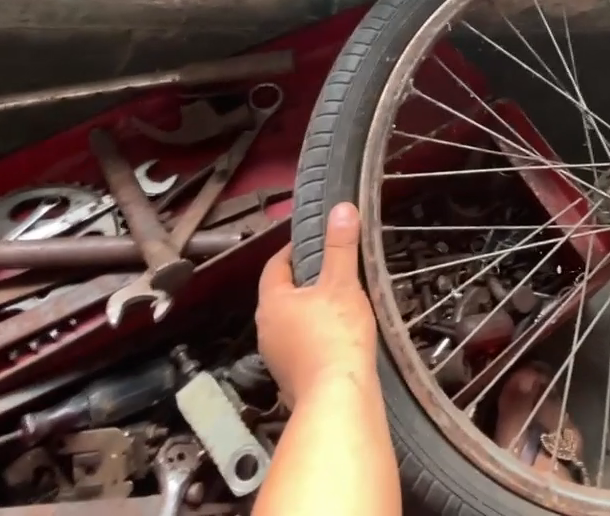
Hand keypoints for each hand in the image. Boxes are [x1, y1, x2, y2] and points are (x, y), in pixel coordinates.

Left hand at [256, 201, 379, 407]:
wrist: (338, 399)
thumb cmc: (336, 337)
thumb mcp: (342, 282)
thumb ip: (340, 246)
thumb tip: (341, 209)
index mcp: (272, 303)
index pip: (275, 265)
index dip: (293, 250)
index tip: (315, 240)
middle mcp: (267, 330)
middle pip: (282, 294)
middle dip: (306, 280)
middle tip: (333, 267)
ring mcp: (277, 357)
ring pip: (292, 321)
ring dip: (312, 309)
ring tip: (342, 299)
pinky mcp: (292, 378)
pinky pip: (302, 345)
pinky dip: (317, 335)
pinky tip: (341, 334)